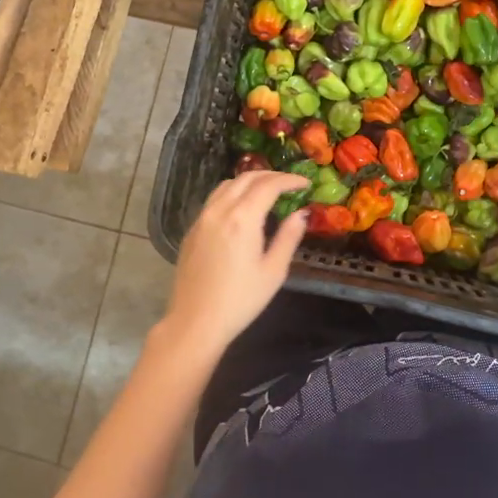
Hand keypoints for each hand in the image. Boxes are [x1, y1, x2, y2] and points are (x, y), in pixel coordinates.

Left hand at [161, 170, 307, 357]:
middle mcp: (220, 210)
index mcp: (243, 218)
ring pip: (227, 185)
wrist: (195, 322)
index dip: (289, 180)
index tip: (305, 183)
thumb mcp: (273, 271)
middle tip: (289, 184)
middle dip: (271, 175)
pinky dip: (233, 193)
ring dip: (249, 181)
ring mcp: (202, 218)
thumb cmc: (240, 300)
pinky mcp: (192, 229)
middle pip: (246, 177)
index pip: (269, 185)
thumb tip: (301, 214)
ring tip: (267, 191)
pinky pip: (214, 199)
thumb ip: (288, 237)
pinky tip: (242, 208)